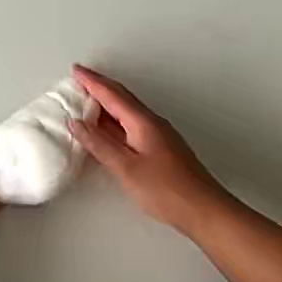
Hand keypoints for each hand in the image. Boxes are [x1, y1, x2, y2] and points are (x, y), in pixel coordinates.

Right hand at [67, 67, 235, 234]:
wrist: (205, 212)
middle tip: (78, 78)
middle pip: (122, 97)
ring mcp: (158, 135)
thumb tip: (76, 122)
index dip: (92, 81)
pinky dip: (113, 118)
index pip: (112, 95)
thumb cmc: (165, 190)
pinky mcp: (159, 148)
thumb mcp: (125, 167)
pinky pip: (131, 123)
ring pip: (126, 110)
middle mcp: (151, 123)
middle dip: (99, 85)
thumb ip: (98, 143)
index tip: (75, 70)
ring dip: (106, 101)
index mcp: (142, 122)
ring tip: (85, 98)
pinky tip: (105, 126)